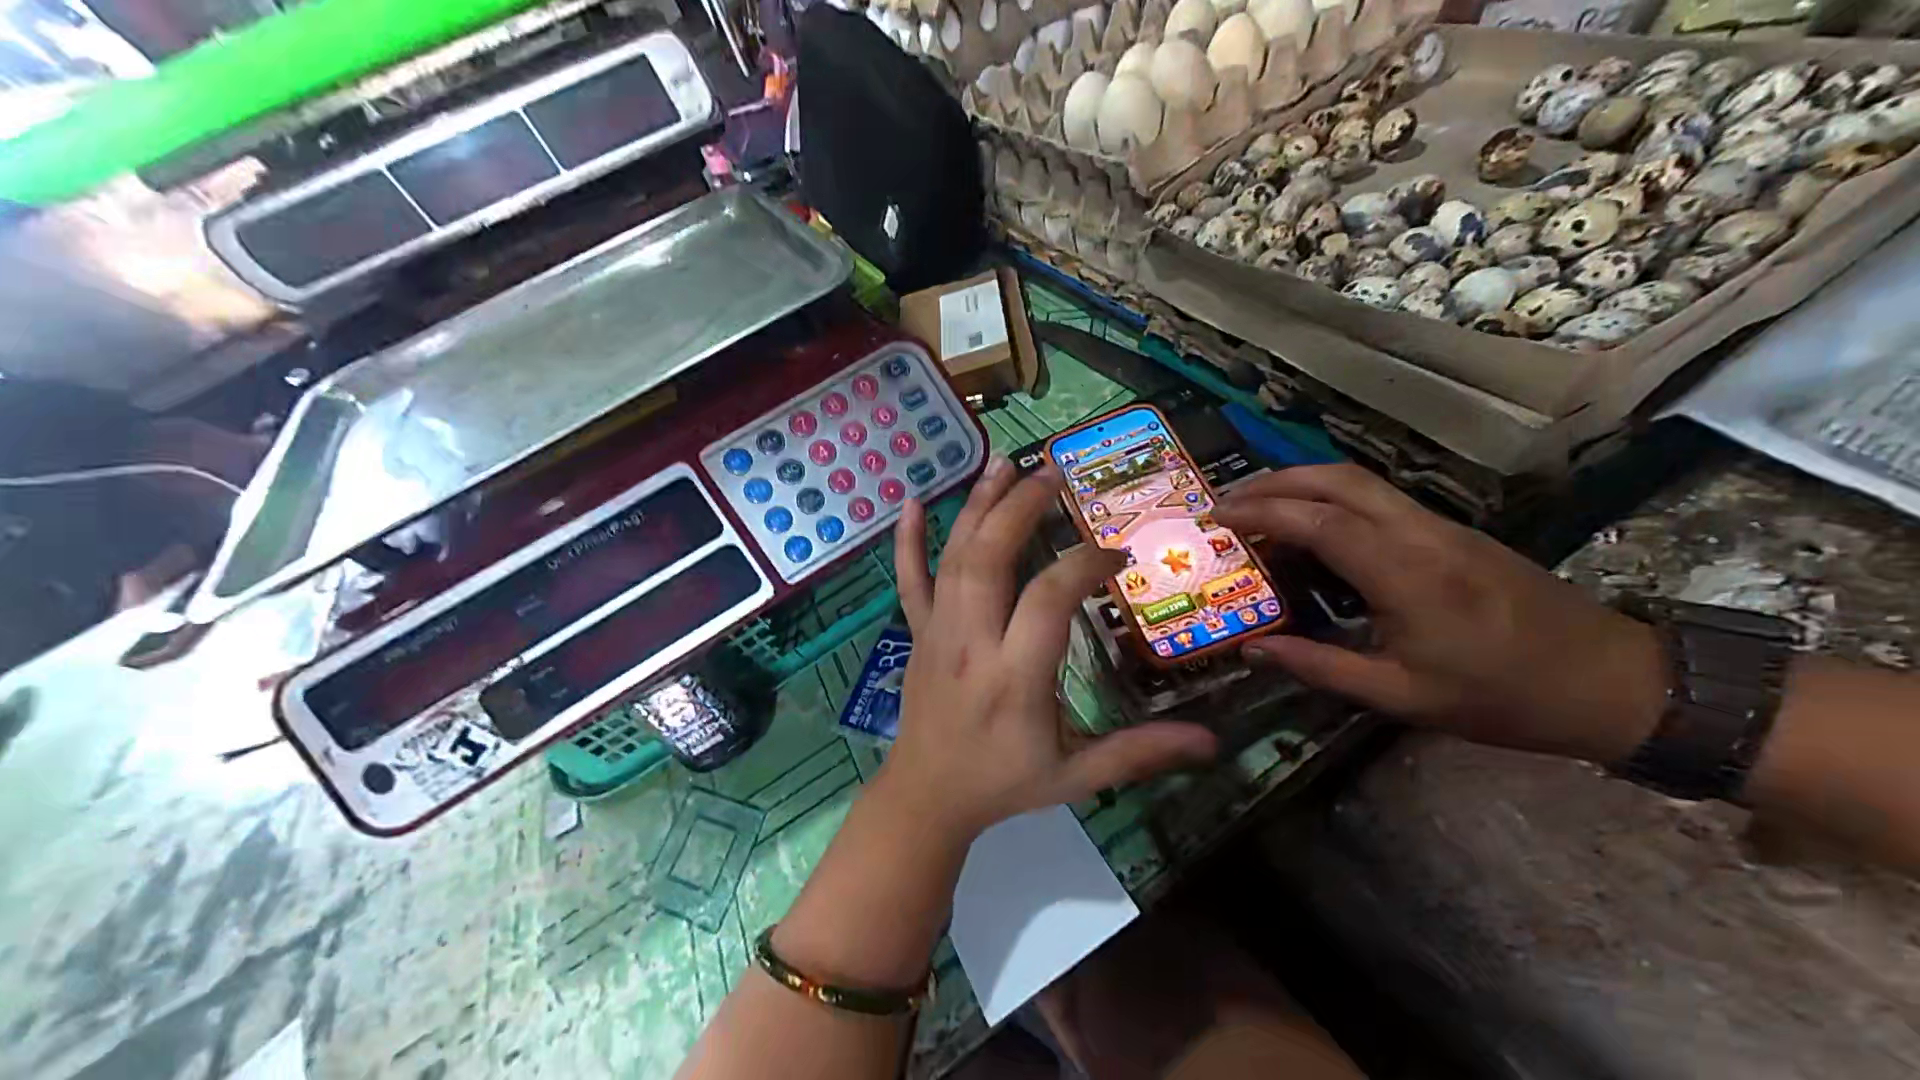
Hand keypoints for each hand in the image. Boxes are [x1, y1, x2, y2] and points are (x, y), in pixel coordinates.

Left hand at [883, 457, 1218, 839]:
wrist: (925, 798)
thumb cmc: (1003, 784)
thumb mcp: (1076, 776)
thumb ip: (1139, 753)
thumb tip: (1212, 742)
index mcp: (1015, 677)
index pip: (1048, 599)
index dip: (1083, 564)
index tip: (1116, 550)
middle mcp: (971, 643)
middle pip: (989, 560)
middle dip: (1020, 509)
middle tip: (1053, 473)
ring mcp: (937, 633)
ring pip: (954, 559)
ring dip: (978, 507)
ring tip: (1004, 464)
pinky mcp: (916, 633)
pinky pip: (909, 581)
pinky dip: (908, 541)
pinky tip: (912, 502)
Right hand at [1212, 465, 1667, 763]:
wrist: (1615, 681)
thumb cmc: (1502, 696)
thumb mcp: (1401, 696)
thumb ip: (1321, 668)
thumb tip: (1253, 648)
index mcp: (1407, 574)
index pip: (1319, 522)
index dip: (1262, 512)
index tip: (1216, 515)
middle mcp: (1422, 534)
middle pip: (1338, 480)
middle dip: (1275, 481)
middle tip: (1228, 500)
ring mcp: (1442, 526)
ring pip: (1360, 482)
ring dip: (1303, 483)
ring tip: (1259, 506)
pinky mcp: (1453, 532)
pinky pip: (1379, 499)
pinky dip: (1331, 499)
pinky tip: (1313, 527)